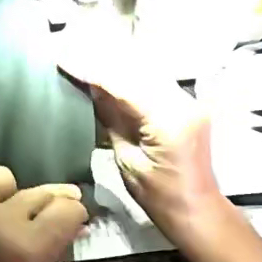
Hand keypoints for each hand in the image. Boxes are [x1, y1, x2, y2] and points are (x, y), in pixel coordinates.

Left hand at [0, 166, 86, 261]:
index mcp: (24, 249)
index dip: (76, 216)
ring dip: (11, 194)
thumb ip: (44, 257)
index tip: (75, 223)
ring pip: (0, 178)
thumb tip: (63, 233)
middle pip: (38, 192)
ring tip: (7, 214)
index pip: (67, 211)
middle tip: (52, 215)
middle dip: (52, 203)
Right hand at [60, 54, 238, 249]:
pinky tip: (109, 71)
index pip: (123, 85)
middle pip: (137, 69)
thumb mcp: (127, 161)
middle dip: (102, 59)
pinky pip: (154, 80)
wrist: (197, 211)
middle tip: (70, 50)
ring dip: (116, 62)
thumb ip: (111, 120)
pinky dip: (130, 75)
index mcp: (168, 120)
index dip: (91, 70)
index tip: (64, 59)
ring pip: (146, 69)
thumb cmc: (160, 198)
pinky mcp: (187, 104)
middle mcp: (183, 102)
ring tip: (84, 54)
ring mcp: (189, 101)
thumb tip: (92, 89)